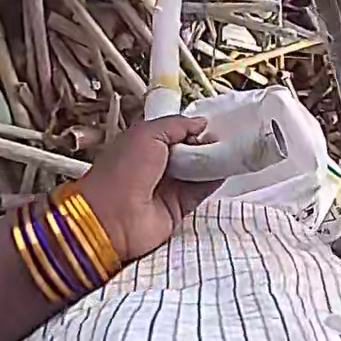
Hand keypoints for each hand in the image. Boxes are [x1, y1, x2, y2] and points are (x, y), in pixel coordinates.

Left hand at [72, 115, 220, 260]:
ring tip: (227, 151)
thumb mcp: (147, 134)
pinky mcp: (177, 206)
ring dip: (211, 161)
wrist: (113, 218)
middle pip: (188, 150)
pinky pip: (200, 191)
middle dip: (204, 143)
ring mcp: (167, 186)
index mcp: (143, 143)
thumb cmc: (121, 173)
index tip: (208, 125)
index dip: (190, 127)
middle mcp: (155, 164)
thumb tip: (199, 123)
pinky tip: (224, 169)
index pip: (173, 131)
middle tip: (220, 138)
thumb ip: (176, 125)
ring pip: (197, 169)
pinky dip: (213, 180)